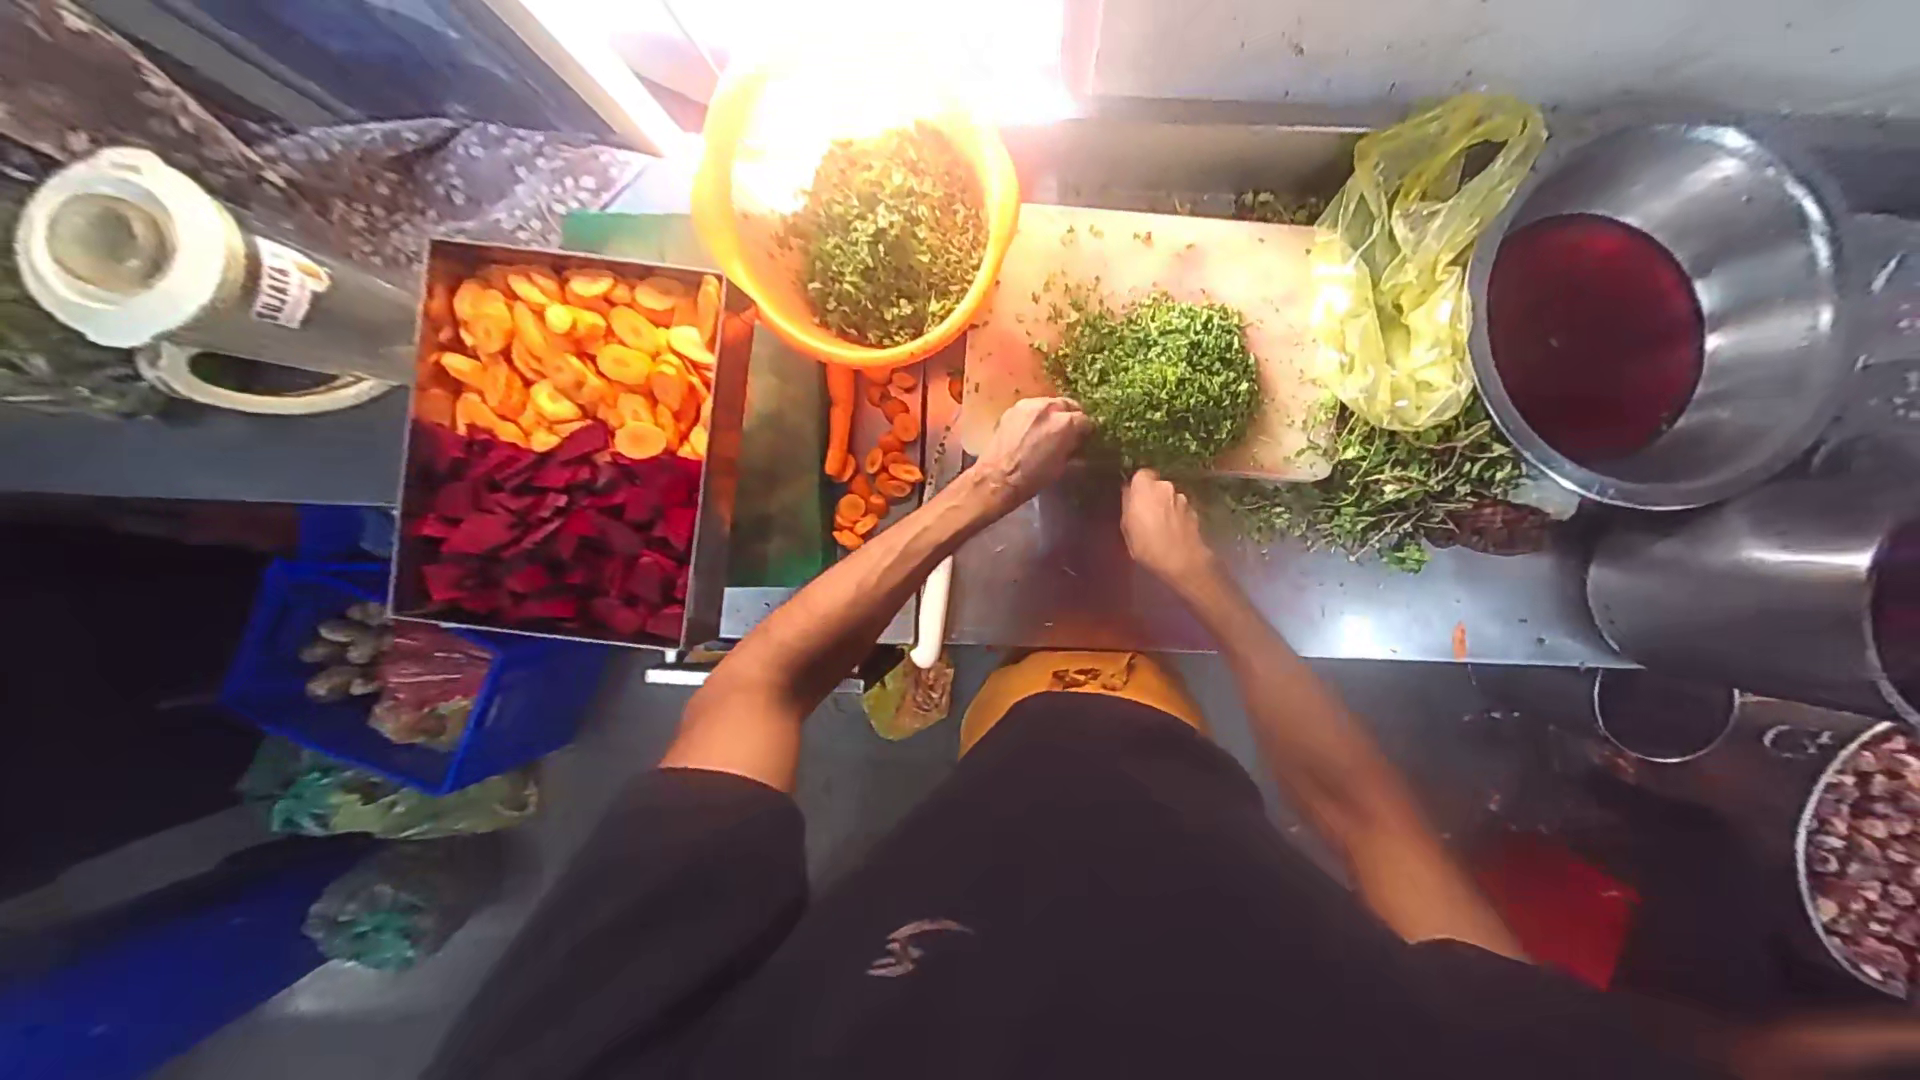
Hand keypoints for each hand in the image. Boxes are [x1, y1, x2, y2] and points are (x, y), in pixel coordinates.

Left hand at [972, 396, 1090, 509]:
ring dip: (1052, 414)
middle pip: (1068, 405)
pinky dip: (1035, 417)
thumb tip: (1076, 441)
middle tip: (1067, 432)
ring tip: (1047, 430)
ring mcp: (1028, 405)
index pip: (1086, 420)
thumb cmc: (1033, 478)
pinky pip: (1031, 408)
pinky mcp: (1012, 409)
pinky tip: (1030, 430)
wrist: (997, 478)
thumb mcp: (1061, 465)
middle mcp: (1049, 407)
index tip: (1082, 439)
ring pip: (1049, 404)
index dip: (1085, 431)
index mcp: (1066, 423)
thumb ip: (1072, 446)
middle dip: (1070, 417)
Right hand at [1122, 469, 1218, 586]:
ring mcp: (1182, 499)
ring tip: (1161, 526)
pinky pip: (1180, 509)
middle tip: (1146, 514)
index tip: (1133, 499)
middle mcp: (1166, 487)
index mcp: (1145, 487)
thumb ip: (1127, 504)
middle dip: (1152, 496)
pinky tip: (1173, 532)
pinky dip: (1176, 516)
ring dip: (1165, 506)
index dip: (1137, 486)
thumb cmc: (1146, 544)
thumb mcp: (1126, 526)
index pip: (1141, 474)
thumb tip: (1129, 492)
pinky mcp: (1194, 511)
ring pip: (1170, 497)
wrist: (1182, 560)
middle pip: (1157, 485)